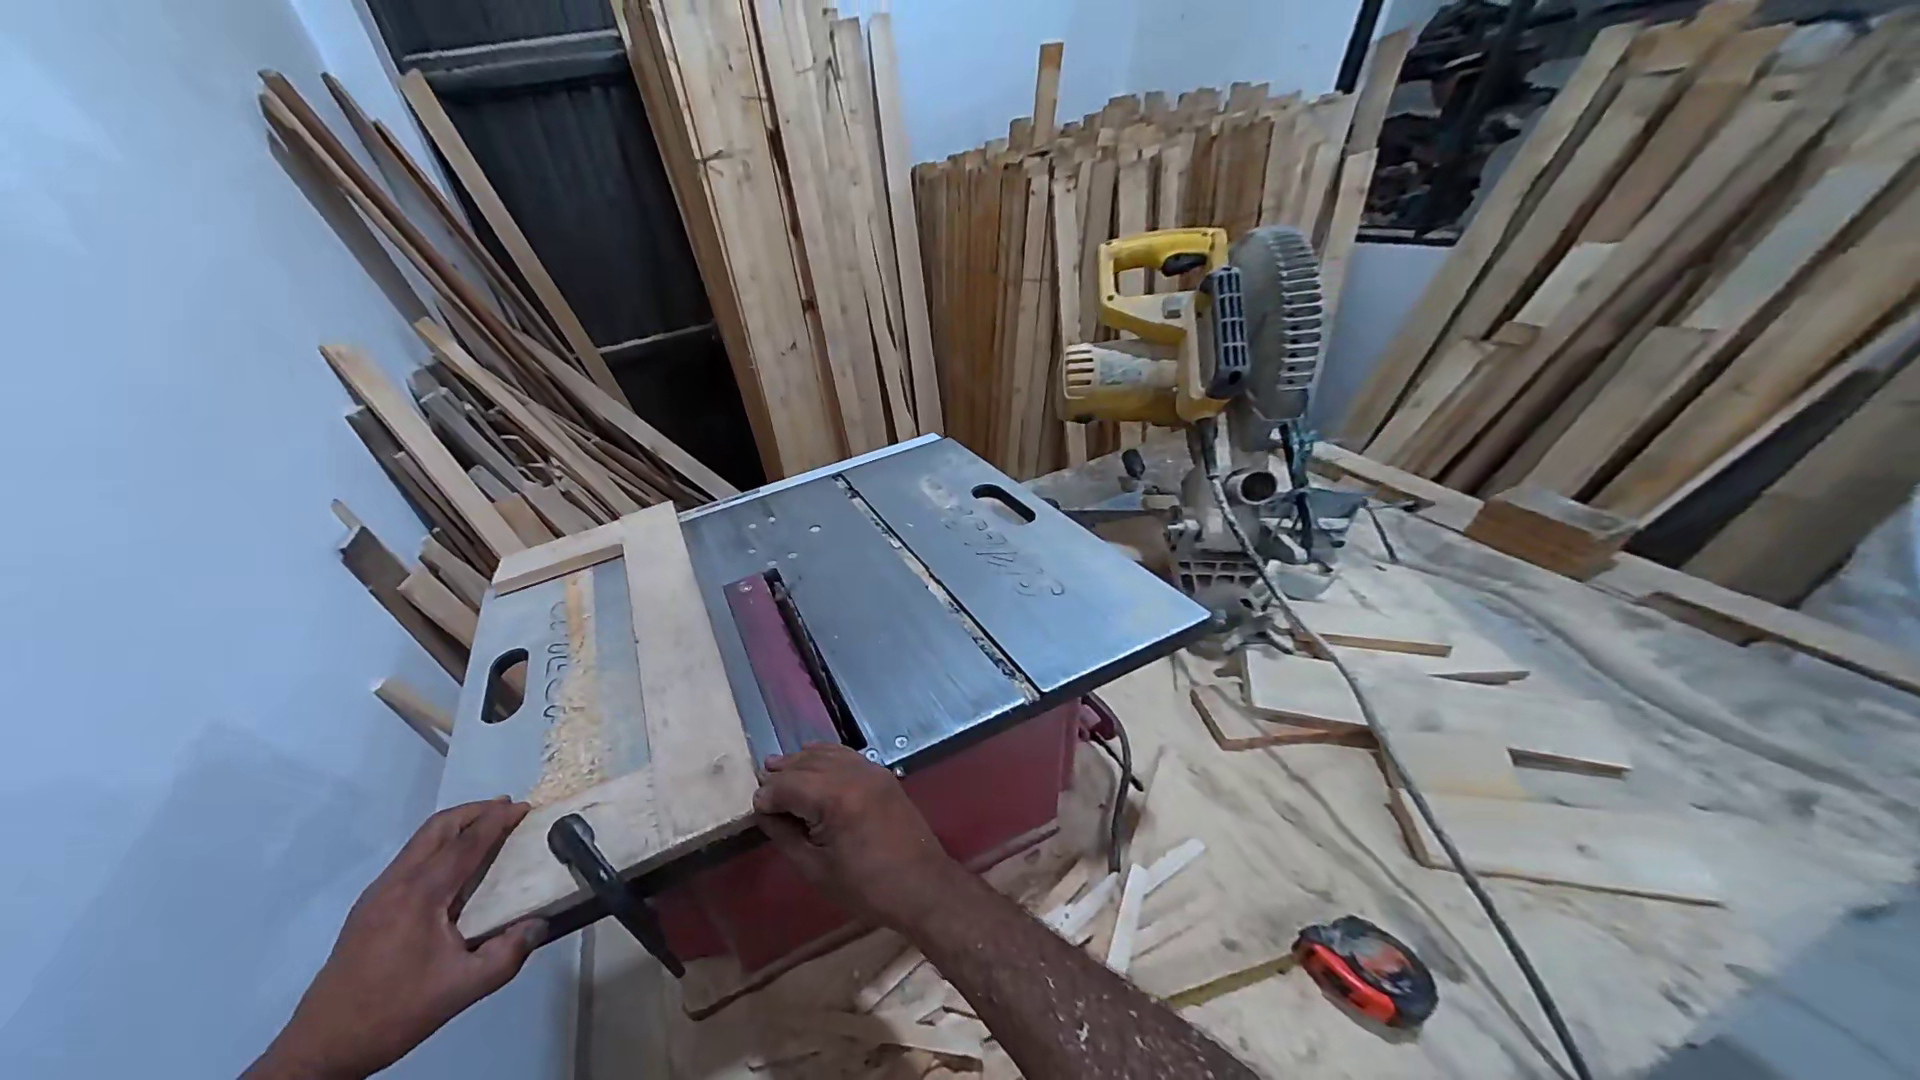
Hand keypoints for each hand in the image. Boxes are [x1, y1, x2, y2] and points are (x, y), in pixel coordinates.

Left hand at [243, 798, 546, 1079]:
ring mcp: (376, 895)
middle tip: (508, 809)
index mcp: (419, 896)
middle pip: (437, 828)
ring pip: (420, 841)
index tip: (525, 808)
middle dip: (475, 811)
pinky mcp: (368, 909)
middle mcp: (395, 885)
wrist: (318, 1051)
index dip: (497, 820)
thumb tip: (541, 923)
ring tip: (487, 829)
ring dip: (457, 826)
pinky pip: (411, 858)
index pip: (465, 843)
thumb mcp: (462, 989)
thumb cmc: (393, 1013)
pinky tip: (455, 865)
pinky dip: (440, 844)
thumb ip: (509, 953)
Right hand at [753, 744, 968, 930]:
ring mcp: (871, 770)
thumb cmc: (866, 887)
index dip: (767, 796)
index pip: (788, 784)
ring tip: (778, 769)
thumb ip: (785, 834)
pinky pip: (847, 755)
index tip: (756, 810)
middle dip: (781, 774)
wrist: (922, 886)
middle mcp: (854, 774)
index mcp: (835, 798)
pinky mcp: (882, 774)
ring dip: (801, 762)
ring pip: (826, 754)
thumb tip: (764, 812)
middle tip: (761, 785)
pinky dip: (826, 756)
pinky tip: (812, 759)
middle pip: (806, 763)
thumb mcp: (815, 868)